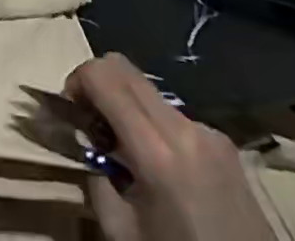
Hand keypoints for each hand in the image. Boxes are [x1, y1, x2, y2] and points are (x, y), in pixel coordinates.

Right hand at [65, 54, 274, 240]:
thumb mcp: (122, 233)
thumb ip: (97, 178)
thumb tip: (87, 142)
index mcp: (157, 151)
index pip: (106, 78)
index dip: (78, 79)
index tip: (70, 107)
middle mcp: (184, 126)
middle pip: (126, 69)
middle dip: (98, 83)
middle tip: (88, 120)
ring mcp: (209, 130)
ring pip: (150, 91)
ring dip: (126, 106)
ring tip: (124, 153)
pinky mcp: (224, 141)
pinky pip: (175, 116)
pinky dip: (154, 126)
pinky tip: (160, 170)